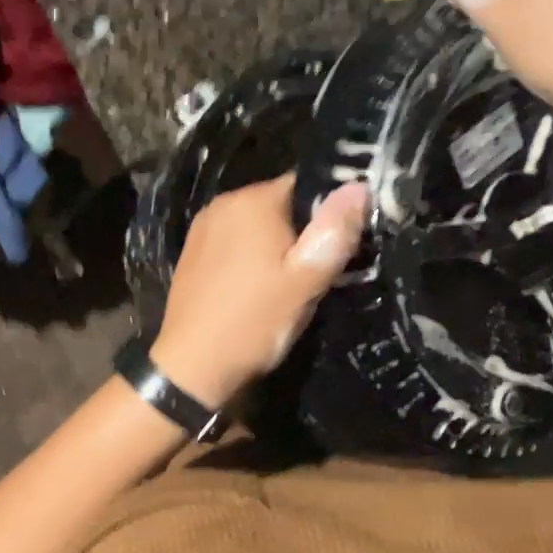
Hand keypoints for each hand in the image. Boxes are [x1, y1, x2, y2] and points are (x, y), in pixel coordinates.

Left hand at [150, 175, 366, 407]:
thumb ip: (334, 230)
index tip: (339, 246)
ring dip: (274, 248)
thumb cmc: (254, 322)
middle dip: (301, 233)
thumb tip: (360, 185)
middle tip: (315, 275)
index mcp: (253, 200)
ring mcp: (203, 229)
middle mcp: (223, 203)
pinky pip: (234, 244)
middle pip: (280, 206)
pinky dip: (250, 260)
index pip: (306, 184)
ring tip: (287, 286)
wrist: (193, 367)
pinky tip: (256, 290)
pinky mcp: (192, 254)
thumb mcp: (306, 280)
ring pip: (256, 227)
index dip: (329, 213)